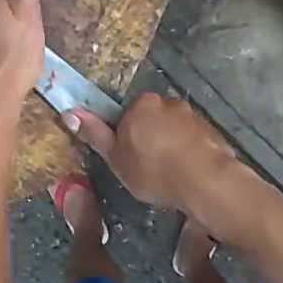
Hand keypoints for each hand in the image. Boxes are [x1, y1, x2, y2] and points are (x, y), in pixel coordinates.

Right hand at [65, 94, 241, 213]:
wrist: (204, 179)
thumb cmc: (153, 170)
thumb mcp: (116, 158)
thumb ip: (95, 134)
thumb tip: (70, 113)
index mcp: (142, 104)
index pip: (128, 115)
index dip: (127, 137)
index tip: (131, 158)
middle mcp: (168, 102)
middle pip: (154, 120)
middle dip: (151, 139)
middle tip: (150, 168)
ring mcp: (193, 115)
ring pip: (175, 130)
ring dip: (172, 146)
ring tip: (172, 174)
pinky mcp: (212, 130)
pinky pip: (194, 140)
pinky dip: (190, 153)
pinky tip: (189, 173)